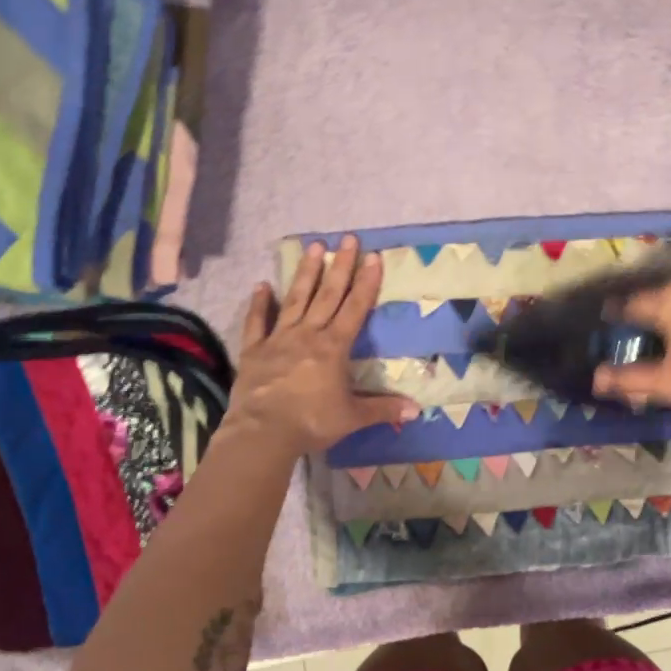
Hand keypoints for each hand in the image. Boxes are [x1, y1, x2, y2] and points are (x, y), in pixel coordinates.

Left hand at [223, 237, 418, 455]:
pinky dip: (260, 303)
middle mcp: (308, 335)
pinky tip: (262, 285)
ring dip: (306, 273)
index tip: (374, 257)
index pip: (355, 308)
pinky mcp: (254, 350)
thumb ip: (383, 408)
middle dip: (341, 266)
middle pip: (327, 295)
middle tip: (349, 239)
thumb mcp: (353, 417)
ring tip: (314, 247)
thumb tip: (416, 410)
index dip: (366, 282)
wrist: (263, 432)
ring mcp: (279, 339)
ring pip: (296, 300)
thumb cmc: (312, 422)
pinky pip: (257, 322)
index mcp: (334, 347)